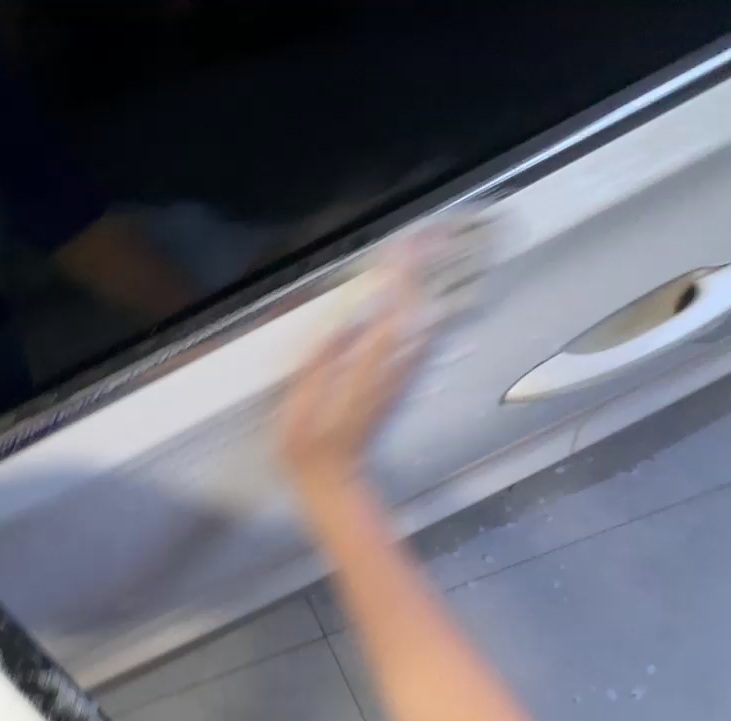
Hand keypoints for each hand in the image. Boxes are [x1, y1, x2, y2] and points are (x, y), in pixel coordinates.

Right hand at [277, 236, 432, 506]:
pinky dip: (421, 309)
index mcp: (368, 364)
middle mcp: (395, 364)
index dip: (402, 272)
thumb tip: (353, 317)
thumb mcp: (302, 401)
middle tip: (427, 230)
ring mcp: (402, 373)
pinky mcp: (399, 381)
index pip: (393, 307)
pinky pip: (418, 336)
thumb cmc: (308, 442)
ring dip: (426, 285)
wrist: (333, 479)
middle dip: (424, 267)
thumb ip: (326, 357)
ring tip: (426, 250)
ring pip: (424, 320)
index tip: (408, 239)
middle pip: (418, 306)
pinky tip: (416, 298)